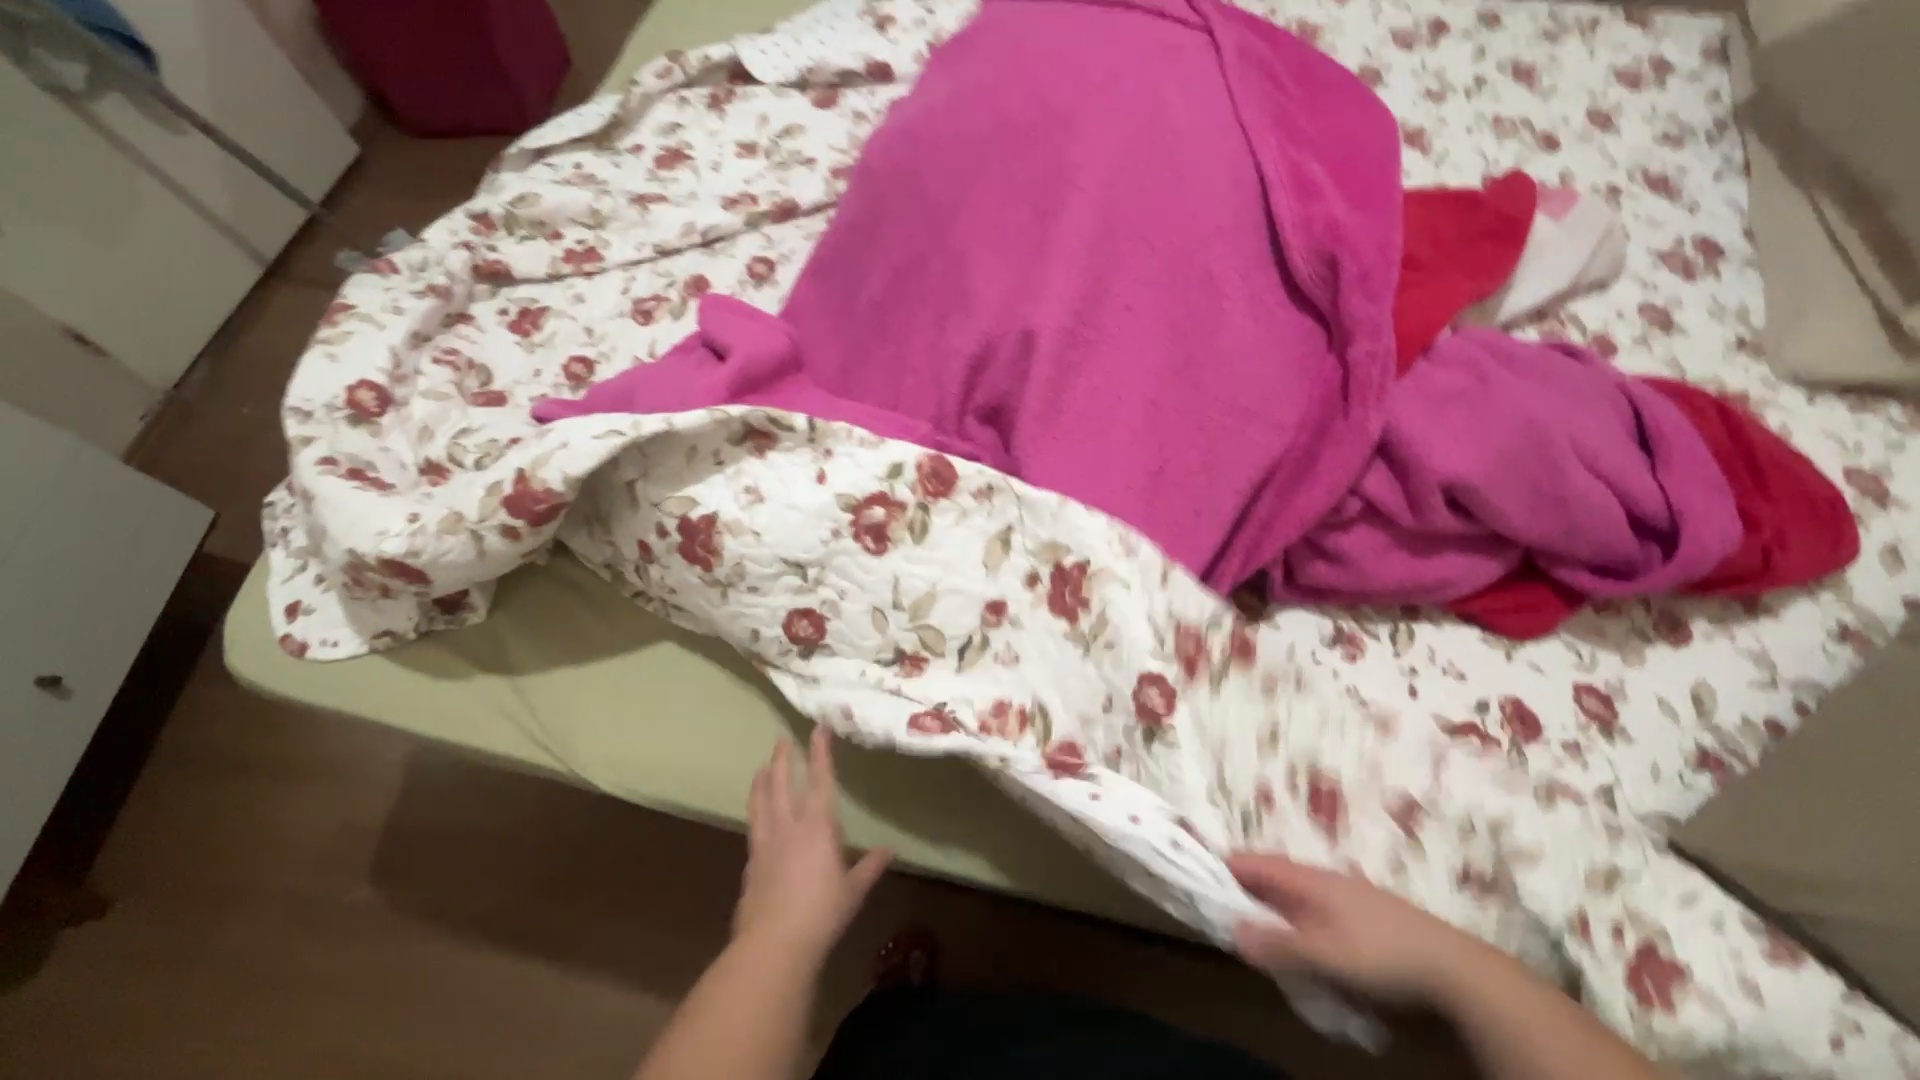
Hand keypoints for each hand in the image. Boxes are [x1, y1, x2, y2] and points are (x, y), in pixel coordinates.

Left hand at [737, 729, 891, 962]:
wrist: (774, 943)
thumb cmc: (822, 913)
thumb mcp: (853, 890)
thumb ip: (870, 866)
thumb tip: (890, 850)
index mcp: (817, 827)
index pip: (819, 780)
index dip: (820, 752)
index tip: (818, 728)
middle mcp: (788, 827)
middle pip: (781, 784)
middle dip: (782, 759)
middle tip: (781, 740)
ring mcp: (765, 844)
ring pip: (760, 803)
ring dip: (761, 782)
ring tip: (761, 769)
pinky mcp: (751, 863)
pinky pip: (753, 828)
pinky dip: (756, 814)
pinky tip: (757, 819)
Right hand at [1228, 854, 1488, 1004]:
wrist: (1455, 969)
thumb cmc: (1382, 955)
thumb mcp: (1324, 955)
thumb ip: (1278, 945)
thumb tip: (1232, 932)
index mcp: (1311, 879)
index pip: (1257, 862)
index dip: (1227, 865)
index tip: (1198, 873)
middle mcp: (1326, 879)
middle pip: (1274, 875)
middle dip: (1245, 887)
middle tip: (1218, 904)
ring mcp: (1347, 896)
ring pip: (1296, 893)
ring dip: (1270, 905)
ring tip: (1252, 925)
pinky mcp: (1364, 916)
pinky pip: (1314, 909)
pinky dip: (1294, 917)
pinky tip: (1297, 939)